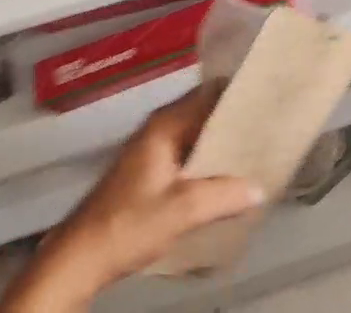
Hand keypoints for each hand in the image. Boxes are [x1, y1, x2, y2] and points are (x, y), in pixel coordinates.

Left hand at [0, 85, 264, 311]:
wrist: (80, 257)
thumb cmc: (129, 223)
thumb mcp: (182, 210)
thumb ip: (223, 195)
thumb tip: (259, 188)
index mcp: (165, 125)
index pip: (209, 93)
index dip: (238, 92)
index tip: (269, 95)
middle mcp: (158, 129)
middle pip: (204, 112)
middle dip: (235, 118)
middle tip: (271, 123)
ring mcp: (151, 150)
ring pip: (196, 135)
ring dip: (222, 141)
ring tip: (257, 147)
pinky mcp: (149, 172)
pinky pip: (188, 153)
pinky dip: (208, 158)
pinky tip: (227, 174)